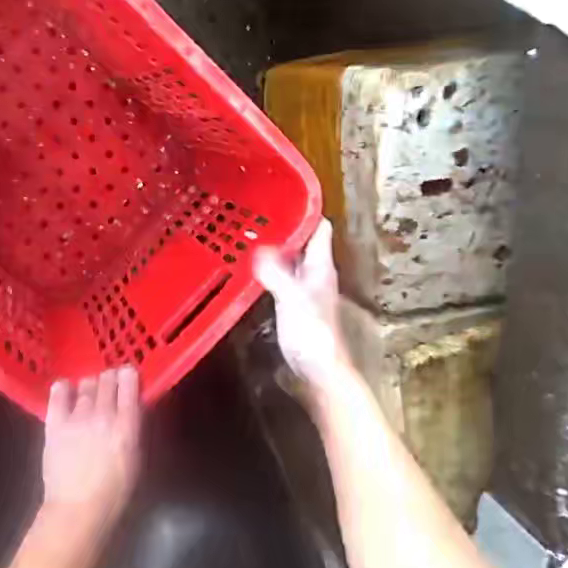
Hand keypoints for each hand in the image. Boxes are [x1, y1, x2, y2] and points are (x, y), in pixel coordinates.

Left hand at [39, 366, 141, 543]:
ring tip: (90, 389)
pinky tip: (65, 388)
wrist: (77, 511)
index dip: (128, 374)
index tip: (128, 373)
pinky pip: (58, 395)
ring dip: (90, 384)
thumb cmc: (114, 494)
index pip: (129, 384)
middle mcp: (103, 415)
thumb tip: (130, 411)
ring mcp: (77, 417)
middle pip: (106, 380)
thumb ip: (132, 430)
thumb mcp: (135, 459)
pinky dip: (63, 388)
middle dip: (109, 378)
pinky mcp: (55, 424)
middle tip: (109, 383)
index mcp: (126, 425)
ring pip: (85, 385)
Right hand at [254, 220, 354, 393]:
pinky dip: (269, 267)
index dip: (305, 209)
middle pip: (303, 240)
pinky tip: (250, 266)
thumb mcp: (292, 299)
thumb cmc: (313, 334)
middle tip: (253, 211)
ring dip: (274, 246)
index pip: (319, 227)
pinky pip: (281, 276)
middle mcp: (316, 272)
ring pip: (291, 257)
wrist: (319, 371)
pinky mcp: (294, 303)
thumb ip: (276, 273)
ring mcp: (305, 287)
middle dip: (283, 225)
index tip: (280, 195)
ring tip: (246, 233)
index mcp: (321, 265)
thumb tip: (258, 248)